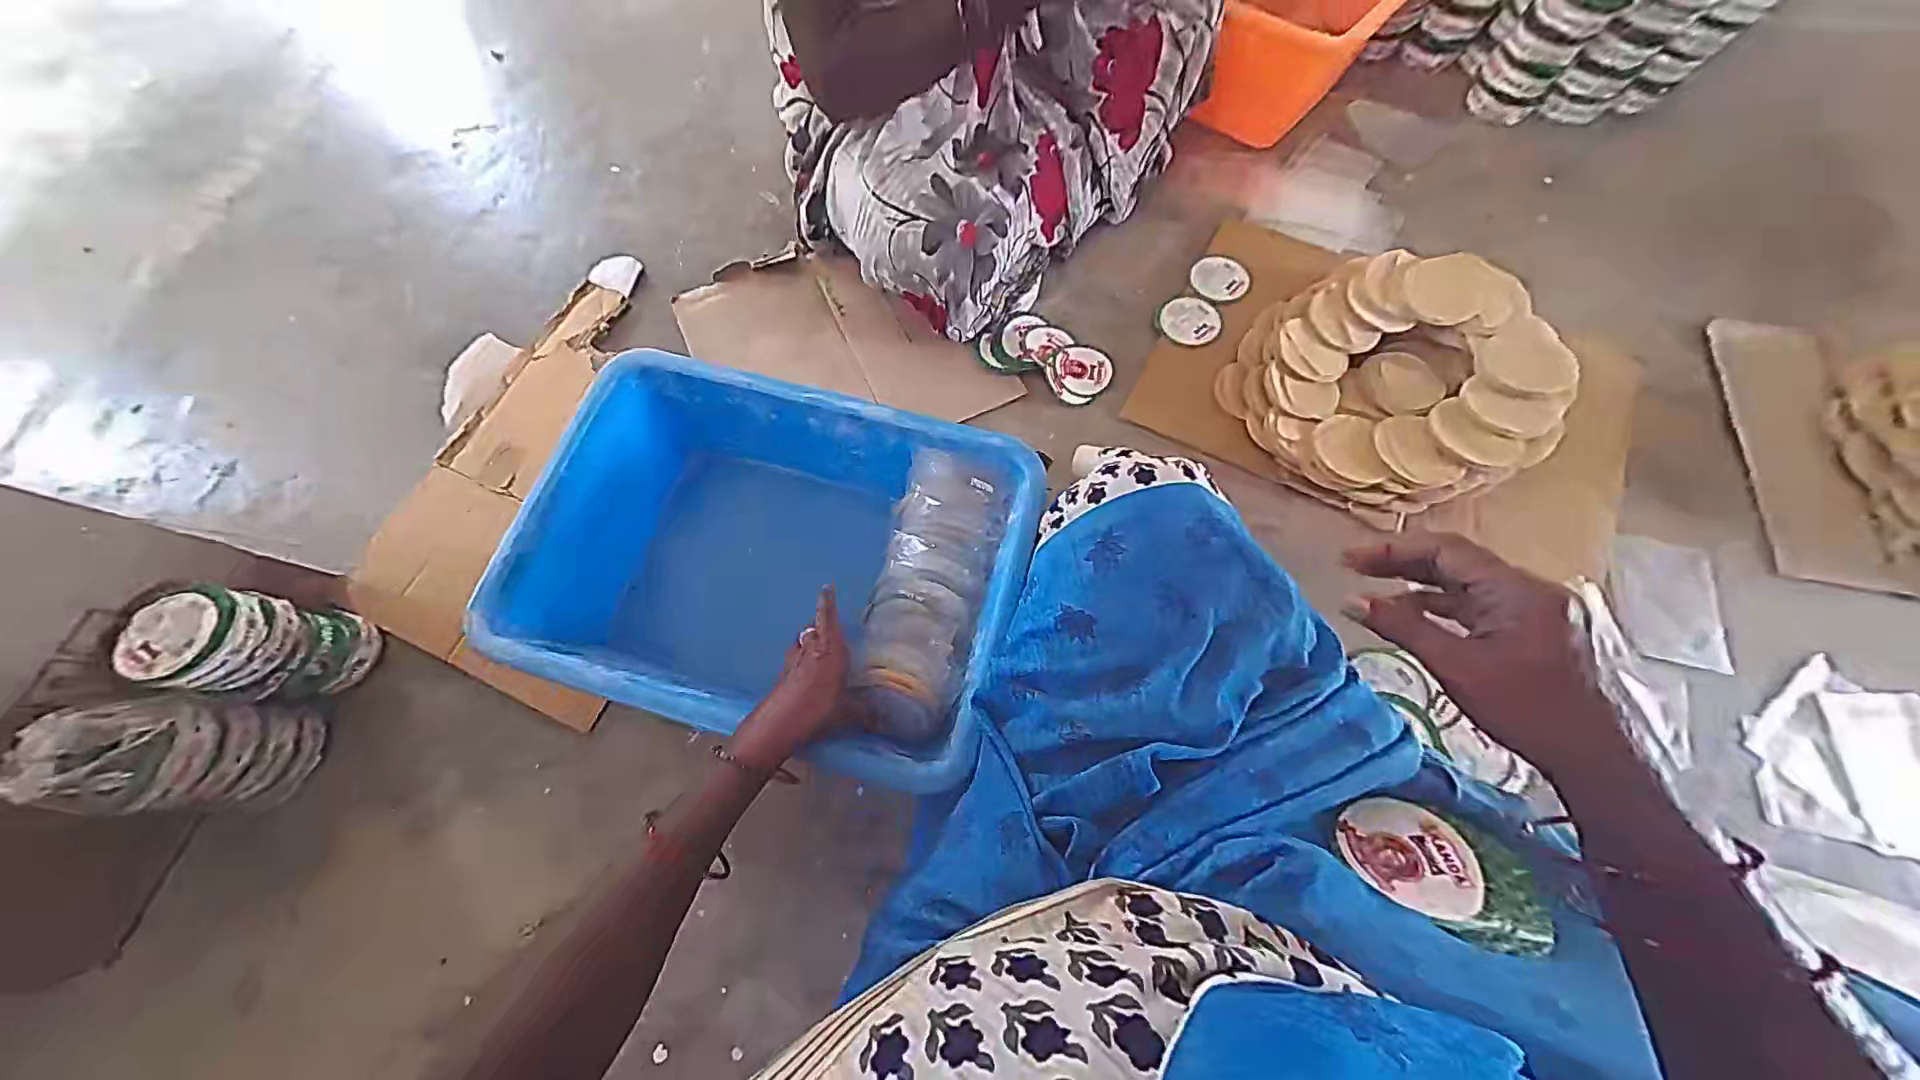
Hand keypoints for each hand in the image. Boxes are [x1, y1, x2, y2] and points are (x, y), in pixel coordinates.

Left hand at [726, 587, 850, 769]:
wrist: (777, 725)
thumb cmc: (817, 710)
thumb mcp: (847, 713)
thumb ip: (864, 712)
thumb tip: (881, 718)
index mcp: (829, 651)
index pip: (828, 619)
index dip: (827, 603)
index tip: (827, 587)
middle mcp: (810, 651)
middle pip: (813, 629)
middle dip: (821, 625)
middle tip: (830, 627)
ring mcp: (793, 663)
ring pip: (801, 643)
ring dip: (808, 642)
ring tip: (818, 648)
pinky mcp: (782, 677)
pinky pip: (794, 660)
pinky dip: (801, 660)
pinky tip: (807, 673)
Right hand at [1343, 534, 1620, 774]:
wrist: (1605, 761)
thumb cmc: (1529, 711)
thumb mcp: (1455, 666)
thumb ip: (1401, 627)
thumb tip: (1350, 601)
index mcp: (1517, 589)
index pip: (1445, 550)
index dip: (1392, 550)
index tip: (1349, 559)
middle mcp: (1534, 589)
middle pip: (1458, 563)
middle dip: (1402, 564)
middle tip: (1355, 568)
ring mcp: (1543, 610)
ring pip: (1470, 585)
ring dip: (1421, 586)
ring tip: (1377, 592)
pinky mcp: (1545, 631)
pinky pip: (1484, 606)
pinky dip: (1445, 607)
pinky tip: (1416, 618)